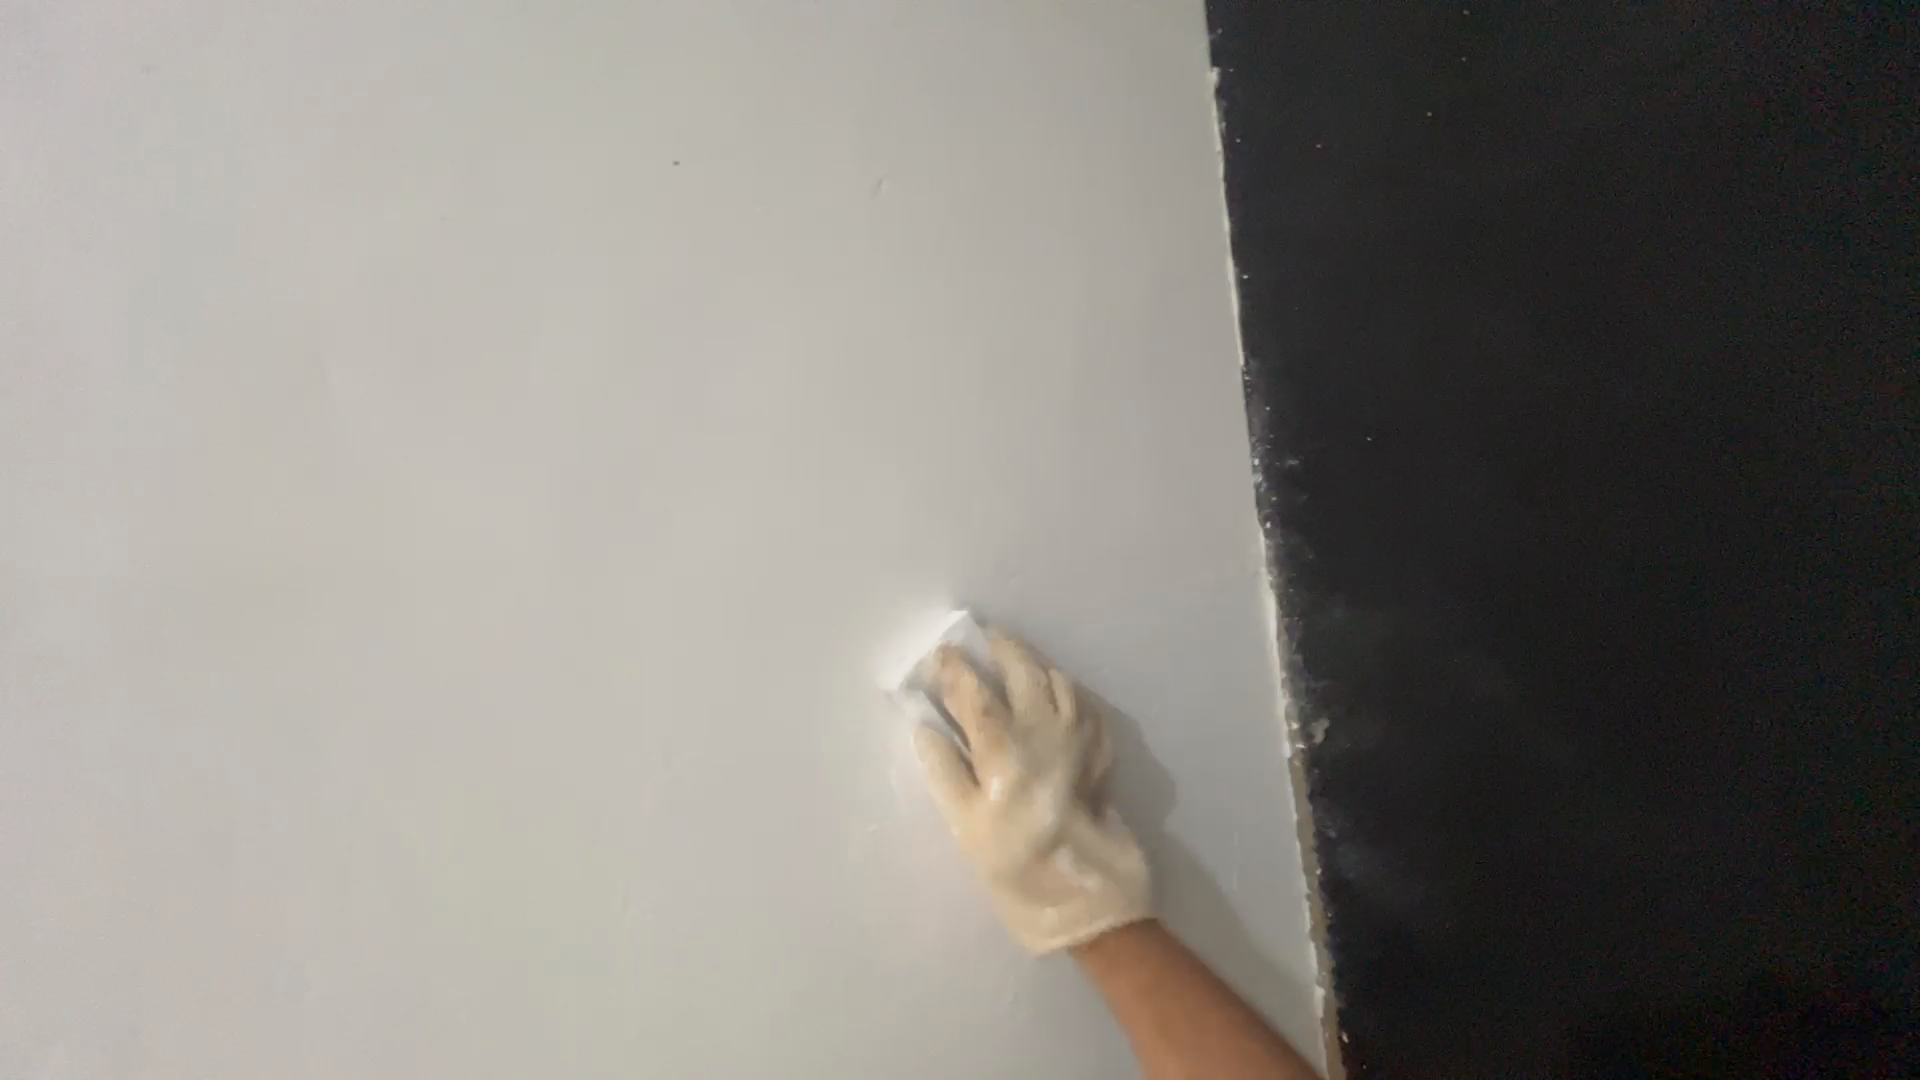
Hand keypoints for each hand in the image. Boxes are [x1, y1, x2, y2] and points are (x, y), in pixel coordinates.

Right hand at [913, 630, 1152, 953]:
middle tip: (986, 638)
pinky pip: (1083, 704)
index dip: (955, 668)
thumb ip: (945, 770)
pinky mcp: (1101, 752)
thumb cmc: (1017, 866)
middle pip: (1024, 670)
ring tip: (1019, 661)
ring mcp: (1079, 737)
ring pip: (1059, 681)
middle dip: (1003, 648)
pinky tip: (1056, 698)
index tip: (941, 653)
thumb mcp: (966, 826)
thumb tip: (925, 725)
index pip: (974, 692)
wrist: (1087, 898)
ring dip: (1036, 664)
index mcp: (1004, 749)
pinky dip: (1065, 691)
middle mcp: (1044, 731)